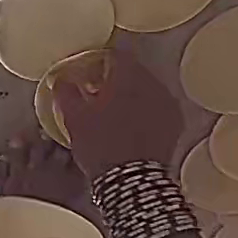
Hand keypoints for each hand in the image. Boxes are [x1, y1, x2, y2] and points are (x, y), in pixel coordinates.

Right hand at [53, 48, 183, 178]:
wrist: (131, 181)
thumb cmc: (100, 145)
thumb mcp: (74, 117)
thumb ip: (66, 91)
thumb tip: (62, 78)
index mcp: (128, 76)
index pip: (113, 56)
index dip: (96, 65)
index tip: (85, 78)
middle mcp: (153, 84)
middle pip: (132, 72)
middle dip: (113, 81)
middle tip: (95, 97)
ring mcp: (168, 104)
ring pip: (145, 90)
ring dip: (129, 96)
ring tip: (112, 115)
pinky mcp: (175, 124)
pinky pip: (156, 108)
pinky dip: (143, 112)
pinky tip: (129, 128)